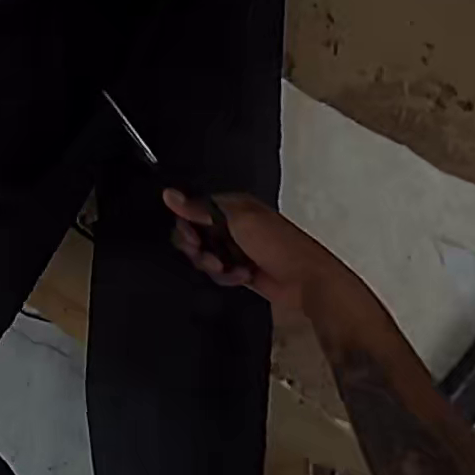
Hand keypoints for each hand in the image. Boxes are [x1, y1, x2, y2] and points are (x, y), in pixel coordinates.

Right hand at [163, 190, 336, 312]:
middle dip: (198, 248)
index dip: (187, 224)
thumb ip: (199, 209)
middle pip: (197, 234)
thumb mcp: (236, 220)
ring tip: (226, 268)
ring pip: (206, 255)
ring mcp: (236, 248)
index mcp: (232, 206)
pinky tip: (241, 275)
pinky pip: (219, 272)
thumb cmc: (277, 244)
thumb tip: (169, 194)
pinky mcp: (240, 270)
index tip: (190, 236)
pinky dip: (226, 276)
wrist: (306, 280)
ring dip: (213, 264)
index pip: (195, 209)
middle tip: (208, 256)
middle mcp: (232, 224)